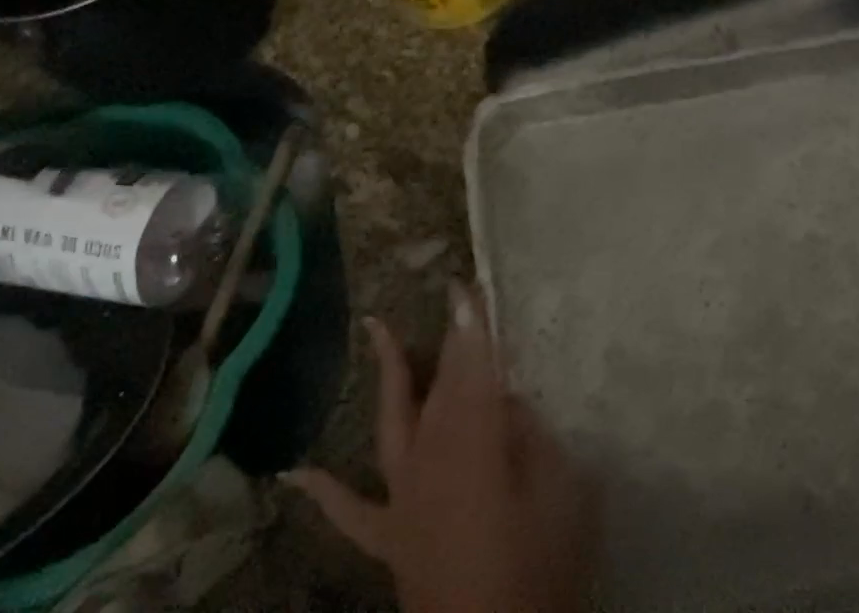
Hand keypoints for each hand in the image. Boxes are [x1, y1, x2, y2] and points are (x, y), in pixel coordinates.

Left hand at [289, 283, 596, 612]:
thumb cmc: (537, 573)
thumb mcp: (563, 500)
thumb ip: (535, 445)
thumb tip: (512, 410)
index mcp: (476, 447)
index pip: (477, 372)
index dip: (473, 329)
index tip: (466, 286)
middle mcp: (432, 461)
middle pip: (440, 389)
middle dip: (448, 343)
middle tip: (452, 298)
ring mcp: (403, 499)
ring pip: (394, 424)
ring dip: (388, 376)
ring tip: (376, 329)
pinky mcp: (388, 537)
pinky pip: (348, 510)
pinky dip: (323, 490)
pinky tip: (295, 473)